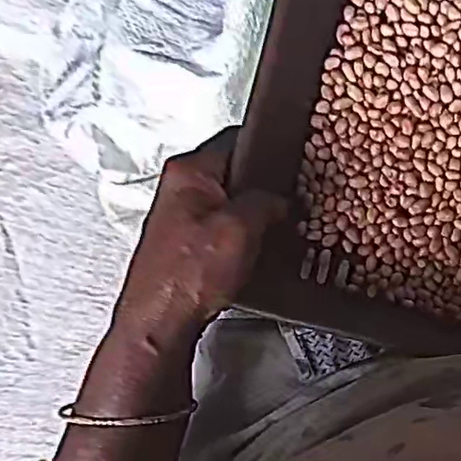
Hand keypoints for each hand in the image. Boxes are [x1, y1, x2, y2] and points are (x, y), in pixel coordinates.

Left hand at [113, 128, 286, 343]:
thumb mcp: (242, 227)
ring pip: (236, 202)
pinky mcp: (193, 241)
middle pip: (239, 173)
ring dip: (260, 214)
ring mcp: (186, 215)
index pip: (239, 141)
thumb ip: (267, 202)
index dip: (272, 150)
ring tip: (282, 226)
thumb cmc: (188, 274)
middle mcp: (182, 188)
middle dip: (269, 187)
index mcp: (189, 172)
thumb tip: (283, 198)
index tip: (297, 159)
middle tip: (295, 198)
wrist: (163, 319)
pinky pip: (230, 226)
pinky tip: (262, 249)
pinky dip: (249, 234)